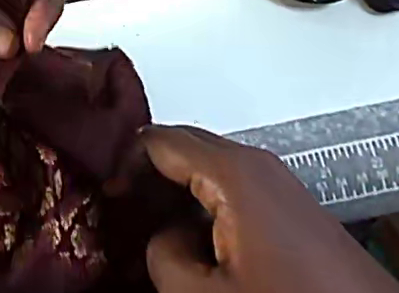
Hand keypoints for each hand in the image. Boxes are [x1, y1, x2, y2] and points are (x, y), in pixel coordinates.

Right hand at [140, 126, 398, 292]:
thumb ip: (165, 258)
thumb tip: (161, 240)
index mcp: (231, 170)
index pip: (158, 140)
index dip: (124, 163)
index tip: (108, 193)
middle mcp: (254, 162)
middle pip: (182, 145)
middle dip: (149, 174)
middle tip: (126, 211)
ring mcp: (276, 181)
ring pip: (206, 166)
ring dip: (178, 192)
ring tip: (161, 235)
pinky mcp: (290, 206)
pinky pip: (233, 187)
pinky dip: (206, 205)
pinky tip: (202, 246)